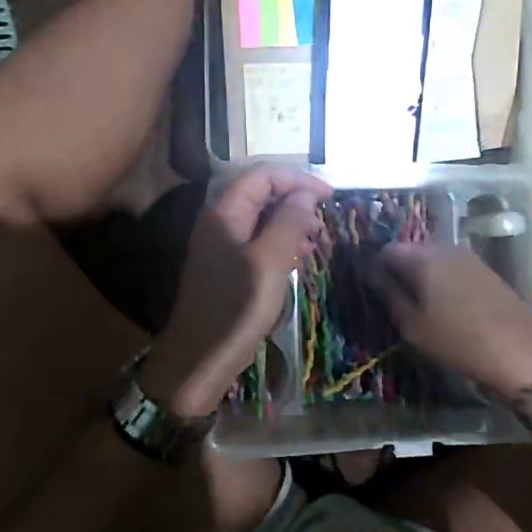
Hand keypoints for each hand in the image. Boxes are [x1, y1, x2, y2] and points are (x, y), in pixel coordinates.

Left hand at [143, 166, 330, 416]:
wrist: (201, 356)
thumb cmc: (237, 305)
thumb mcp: (271, 260)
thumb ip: (289, 221)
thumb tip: (305, 195)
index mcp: (225, 212)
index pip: (263, 175)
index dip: (298, 179)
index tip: (330, 195)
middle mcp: (221, 222)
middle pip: (261, 194)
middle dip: (295, 199)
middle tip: (324, 219)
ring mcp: (223, 246)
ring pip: (262, 219)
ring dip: (291, 222)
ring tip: (316, 239)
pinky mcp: (229, 268)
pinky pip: (259, 242)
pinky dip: (281, 243)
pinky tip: (299, 257)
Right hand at [371, 243, 531, 399]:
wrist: (521, 354)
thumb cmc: (458, 341)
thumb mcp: (412, 325)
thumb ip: (388, 294)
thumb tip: (369, 273)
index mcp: (424, 257)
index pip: (387, 249)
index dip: (374, 267)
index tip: (371, 290)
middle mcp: (447, 248)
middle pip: (412, 251)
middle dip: (398, 270)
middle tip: (392, 301)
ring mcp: (471, 258)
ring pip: (434, 259)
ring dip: (421, 276)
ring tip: (417, 306)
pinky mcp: (487, 271)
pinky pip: (453, 268)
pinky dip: (442, 281)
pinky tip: (444, 306)